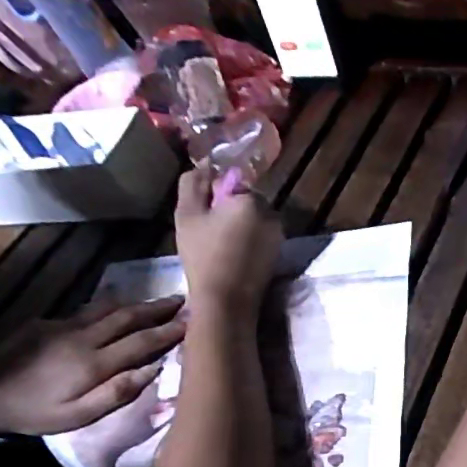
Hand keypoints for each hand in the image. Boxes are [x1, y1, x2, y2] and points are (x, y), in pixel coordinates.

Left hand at [0, 296, 186, 434]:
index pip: (142, 342)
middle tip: (184, 301)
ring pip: (109, 310)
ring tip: (159, 301)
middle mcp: (83, 338)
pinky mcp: (47, 324)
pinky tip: (118, 309)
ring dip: (138, 305)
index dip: (169, 331)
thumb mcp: (77, 416)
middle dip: (158, 309)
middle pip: (128, 318)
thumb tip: (152, 370)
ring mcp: (63, 327)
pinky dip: (111, 308)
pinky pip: (88, 312)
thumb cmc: (31, 412)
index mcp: (94, 363)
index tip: (193, 322)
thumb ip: (116, 393)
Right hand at [174, 161, 280, 313]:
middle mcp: (272, 215)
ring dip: (239, 224)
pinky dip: (247, 239)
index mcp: (253, 201)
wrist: (227, 300)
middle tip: (209, 228)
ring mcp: (279, 236)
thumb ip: (193, 183)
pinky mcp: (278, 254)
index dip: (215, 195)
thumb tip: (203, 166)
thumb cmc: (203, 255)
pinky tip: (232, 254)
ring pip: (254, 219)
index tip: (203, 212)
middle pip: (247, 201)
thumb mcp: (187, 213)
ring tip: (219, 243)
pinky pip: (260, 236)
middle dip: (230, 208)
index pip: (233, 182)